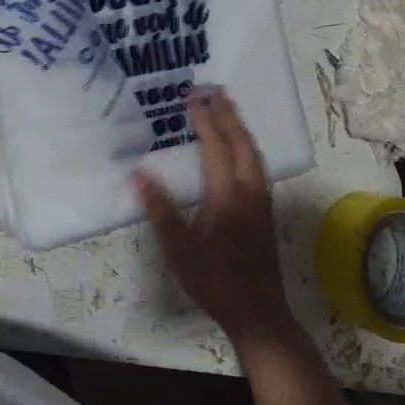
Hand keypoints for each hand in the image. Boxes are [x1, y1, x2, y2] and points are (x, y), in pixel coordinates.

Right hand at [134, 88, 294, 349]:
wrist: (259, 314)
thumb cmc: (215, 282)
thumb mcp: (180, 251)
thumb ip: (161, 211)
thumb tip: (138, 172)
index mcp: (227, 197)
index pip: (216, 148)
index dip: (204, 121)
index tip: (192, 96)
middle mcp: (250, 192)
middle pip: (242, 143)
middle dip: (228, 114)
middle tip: (213, 89)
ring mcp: (262, 202)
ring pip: (254, 153)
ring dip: (240, 127)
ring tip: (227, 107)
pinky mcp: (266, 212)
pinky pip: (257, 165)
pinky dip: (246, 145)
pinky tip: (239, 147)